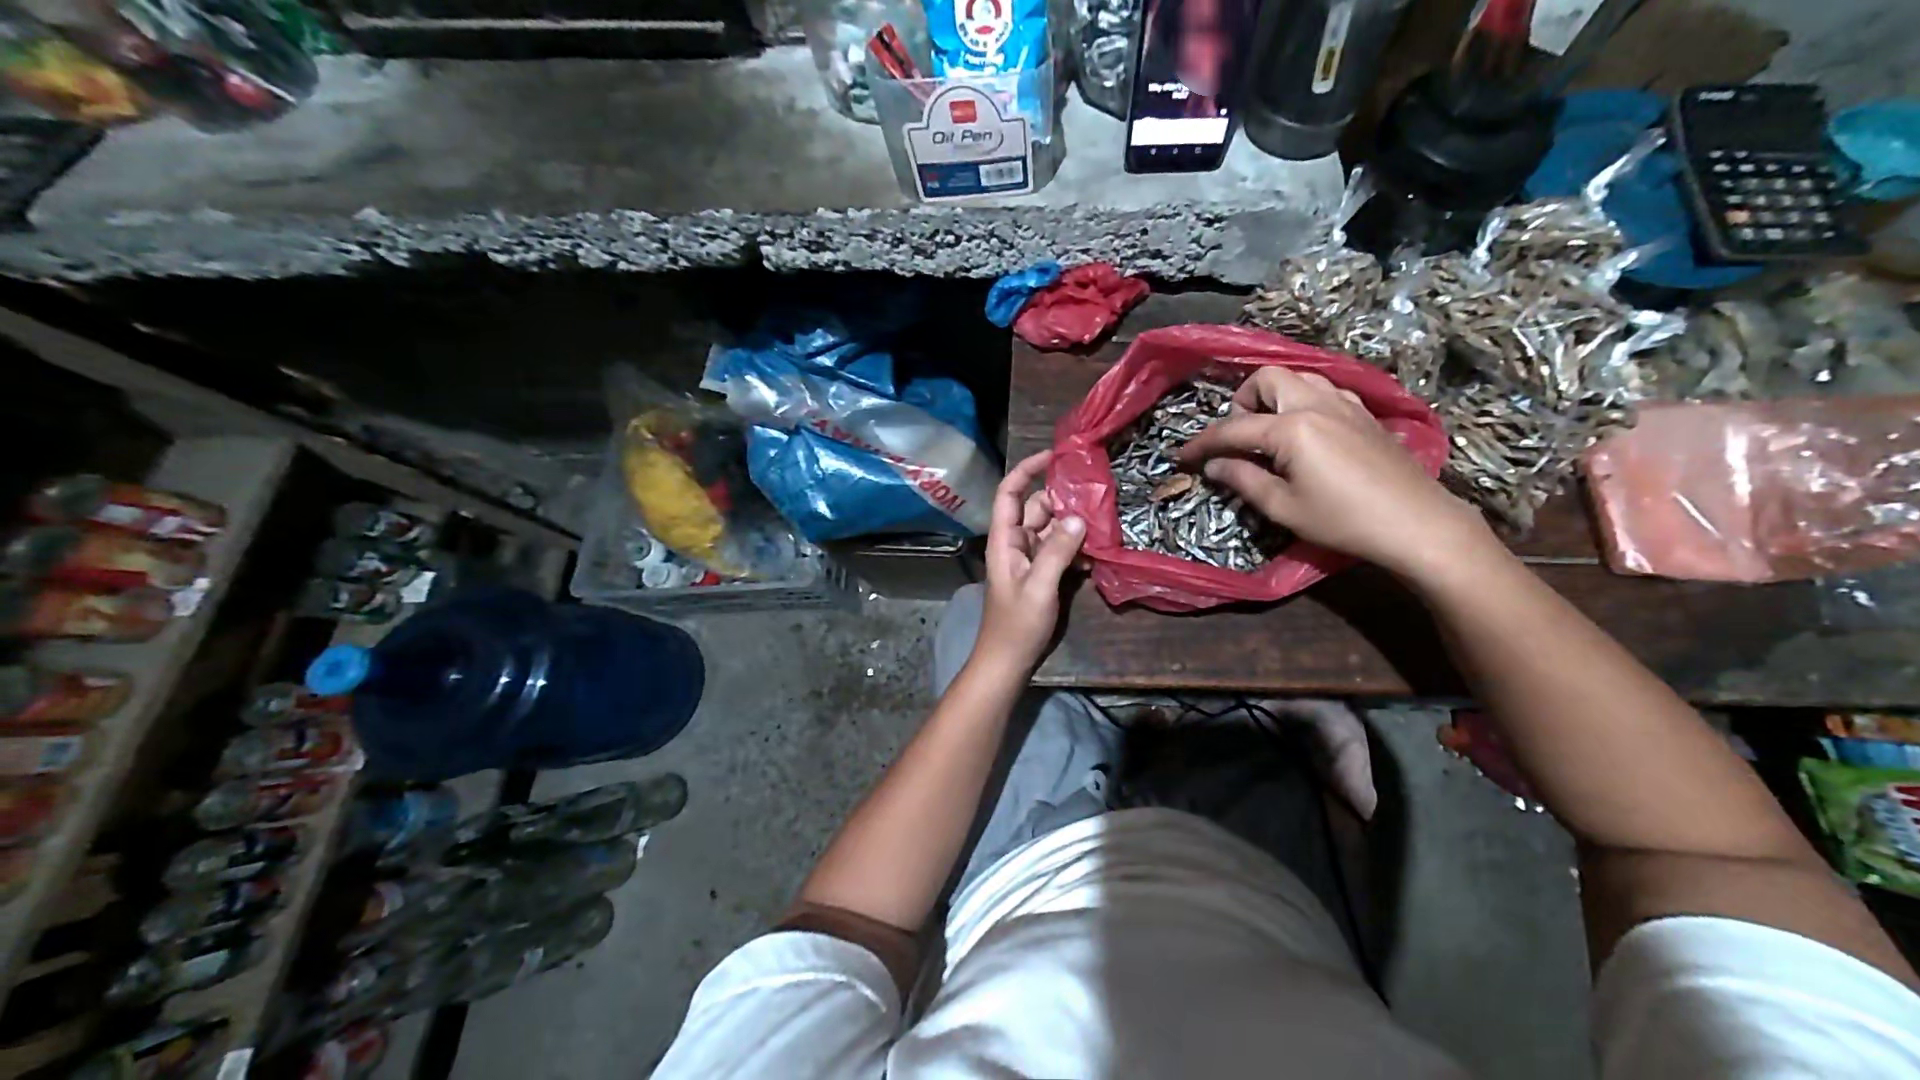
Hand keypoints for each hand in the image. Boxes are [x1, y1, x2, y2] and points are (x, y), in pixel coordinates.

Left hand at [976, 450, 1085, 673]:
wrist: (1008, 661)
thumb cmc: (1016, 625)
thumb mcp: (1039, 587)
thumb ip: (1057, 551)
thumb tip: (1078, 517)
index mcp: (1005, 540)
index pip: (1010, 493)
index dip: (1027, 469)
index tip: (1054, 455)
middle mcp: (1016, 543)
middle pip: (1038, 508)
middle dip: (1063, 500)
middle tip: (1097, 494)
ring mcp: (1030, 559)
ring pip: (1053, 529)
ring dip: (1075, 525)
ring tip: (1103, 520)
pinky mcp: (1043, 574)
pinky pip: (1061, 550)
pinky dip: (1077, 547)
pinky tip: (1097, 552)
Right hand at [1176, 368, 1493, 581]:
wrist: (1416, 522)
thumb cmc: (1343, 520)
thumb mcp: (1283, 507)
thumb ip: (1243, 479)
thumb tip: (1214, 465)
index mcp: (1292, 428)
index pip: (1233, 427)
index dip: (1202, 442)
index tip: (1182, 455)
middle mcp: (1316, 403)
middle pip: (1267, 378)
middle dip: (1242, 401)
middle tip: (1237, 435)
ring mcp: (1345, 403)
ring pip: (1298, 378)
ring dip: (1274, 396)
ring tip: (1268, 429)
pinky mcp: (1364, 413)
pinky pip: (1324, 390)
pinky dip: (1303, 400)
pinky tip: (1306, 430)